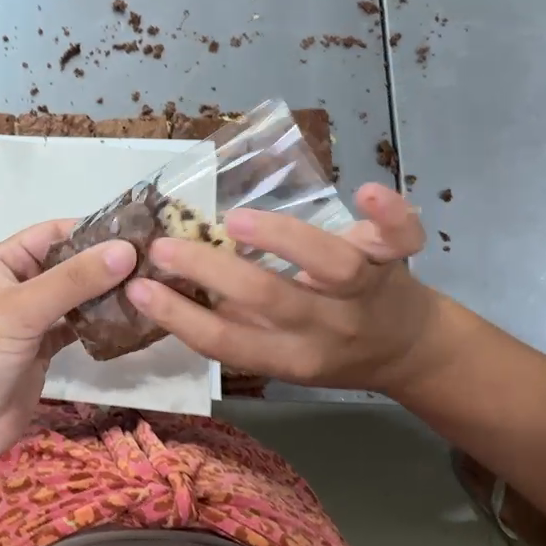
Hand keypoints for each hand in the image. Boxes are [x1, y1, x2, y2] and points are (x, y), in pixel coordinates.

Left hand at [0, 220, 134, 460]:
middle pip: (67, 264)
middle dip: (105, 263)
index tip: (138, 231)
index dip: (90, 230)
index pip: (51, 233)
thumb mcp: (23, 309)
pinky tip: (131, 320)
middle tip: (157, 261)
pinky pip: (77, 326)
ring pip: (75, 296)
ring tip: (152, 286)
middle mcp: (17, 284)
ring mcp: (31, 318)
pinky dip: (100, 323)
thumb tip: (127, 249)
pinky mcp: (44, 348)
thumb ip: (74, 280)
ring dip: (107, 293)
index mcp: (1, 263)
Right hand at [123, 183, 444, 391]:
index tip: (137, 288)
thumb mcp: (274, 352)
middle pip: (269, 299)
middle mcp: (327, 327)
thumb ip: (229, 322)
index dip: (180, 318)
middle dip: (210, 271)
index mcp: (290, 355)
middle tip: (162, 247)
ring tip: (236, 220)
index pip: (228, 343)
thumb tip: (159, 285)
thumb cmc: (322, 345)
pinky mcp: (396, 260)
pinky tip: (364, 191)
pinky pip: (401, 238)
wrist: (408, 349)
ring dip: (284, 240)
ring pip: (330, 265)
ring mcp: (365, 292)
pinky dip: (390, 215)